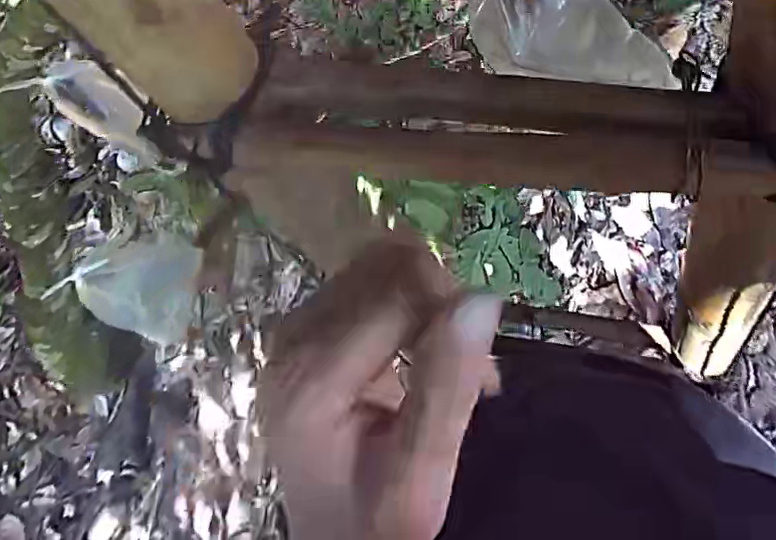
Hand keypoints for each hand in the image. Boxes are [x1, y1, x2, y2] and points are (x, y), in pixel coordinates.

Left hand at [259, 239, 502, 539]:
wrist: (342, 536)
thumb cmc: (378, 519)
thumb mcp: (420, 482)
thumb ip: (447, 390)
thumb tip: (482, 298)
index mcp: (309, 377)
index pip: (400, 292)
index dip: (450, 309)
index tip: (480, 361)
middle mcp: (293, 338)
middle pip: (390, 268)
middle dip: (441, 299)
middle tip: (467, 358)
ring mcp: (300, 323)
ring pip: (387, 262)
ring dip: (429, 295)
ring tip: (446, 352)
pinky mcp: (314, 318)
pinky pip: (376, 273)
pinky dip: (412, 294)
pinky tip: (424, 339)